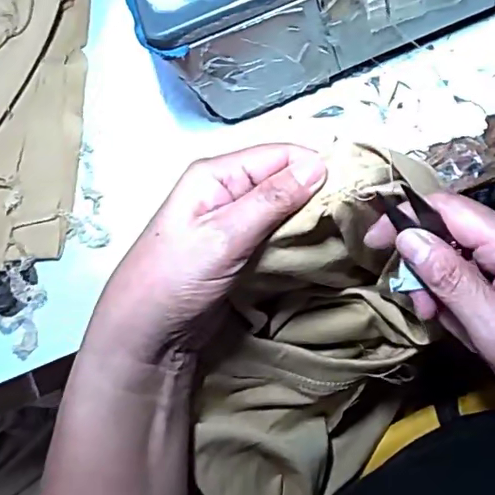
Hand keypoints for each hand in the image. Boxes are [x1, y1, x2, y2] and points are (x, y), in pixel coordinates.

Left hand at [89, 144, 326, 365]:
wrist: (144, 340)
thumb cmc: (174, 280)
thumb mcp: (224, 236)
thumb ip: (272, 200)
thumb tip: (319, 164)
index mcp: (217, 173)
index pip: (282, 154)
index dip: (316, 168)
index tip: (349, 191)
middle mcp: (229, 189)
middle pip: (287, 178)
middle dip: (317, 194)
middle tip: (350, 217)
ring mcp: (237, 219)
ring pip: (288, 207)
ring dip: (311, 218)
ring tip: (341, 233)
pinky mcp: (245, 247)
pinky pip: (281, 232)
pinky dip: (300, 238)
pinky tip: (318, 248)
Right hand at [366, 193, 494, 434]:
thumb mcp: (494, 331)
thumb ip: (449, 280)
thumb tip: (407, 236)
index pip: (448, 207)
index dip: (405, 219)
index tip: (374, 245)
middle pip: (451, 224)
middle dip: (426, 263)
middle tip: (424, 308)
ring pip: (460, 243)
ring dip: (443, 280)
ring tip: (449, 321)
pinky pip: (476, 257)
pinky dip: (461, 285)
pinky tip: (467, 316)